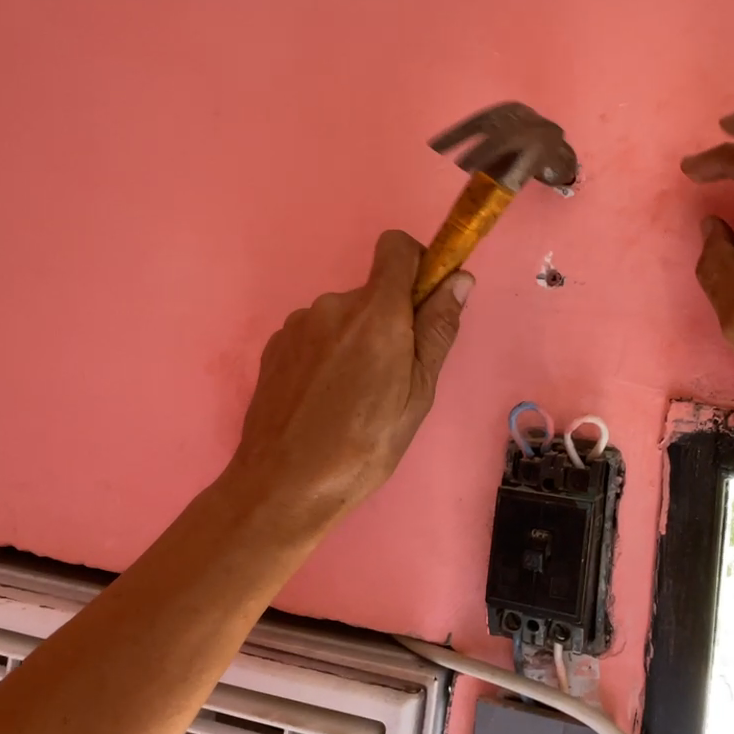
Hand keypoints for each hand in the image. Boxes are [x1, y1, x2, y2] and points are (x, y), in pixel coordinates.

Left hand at [220, 231, 471, 517]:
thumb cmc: (364, 446)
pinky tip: (323, 401)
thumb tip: (458, 279)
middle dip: (388, 324)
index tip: (424, 304)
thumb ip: (437, 330)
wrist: (283, 485)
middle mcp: (333, 306)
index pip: (396, 247)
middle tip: (391, 382)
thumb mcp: (418, 394)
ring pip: (342, 319)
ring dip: (355, 343)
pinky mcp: (274, 347)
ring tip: (352, 400)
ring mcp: (297, 325)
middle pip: (372, 294)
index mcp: (375, 313)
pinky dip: (326, 357)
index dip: (417, 264)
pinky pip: (315, 337)